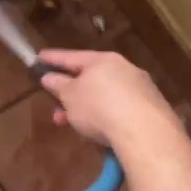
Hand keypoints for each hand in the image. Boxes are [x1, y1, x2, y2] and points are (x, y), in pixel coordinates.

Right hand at [35, 48, 181, 148]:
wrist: (146, 133)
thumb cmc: (99, 107)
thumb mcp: (69, 96)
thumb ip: (57, 84)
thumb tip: (50, 77)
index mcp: (102, 60)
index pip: (71, 56)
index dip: (52, 58)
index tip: (39, 57)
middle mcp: (124, 68)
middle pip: (89, 77)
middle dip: (69, 92)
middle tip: (54, 104)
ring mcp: (141, 87)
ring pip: (103, 93)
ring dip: (84, 106)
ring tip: (72, 123)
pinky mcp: (151, 107)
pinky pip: (119, 106)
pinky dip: (104, 113)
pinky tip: (98, 128)